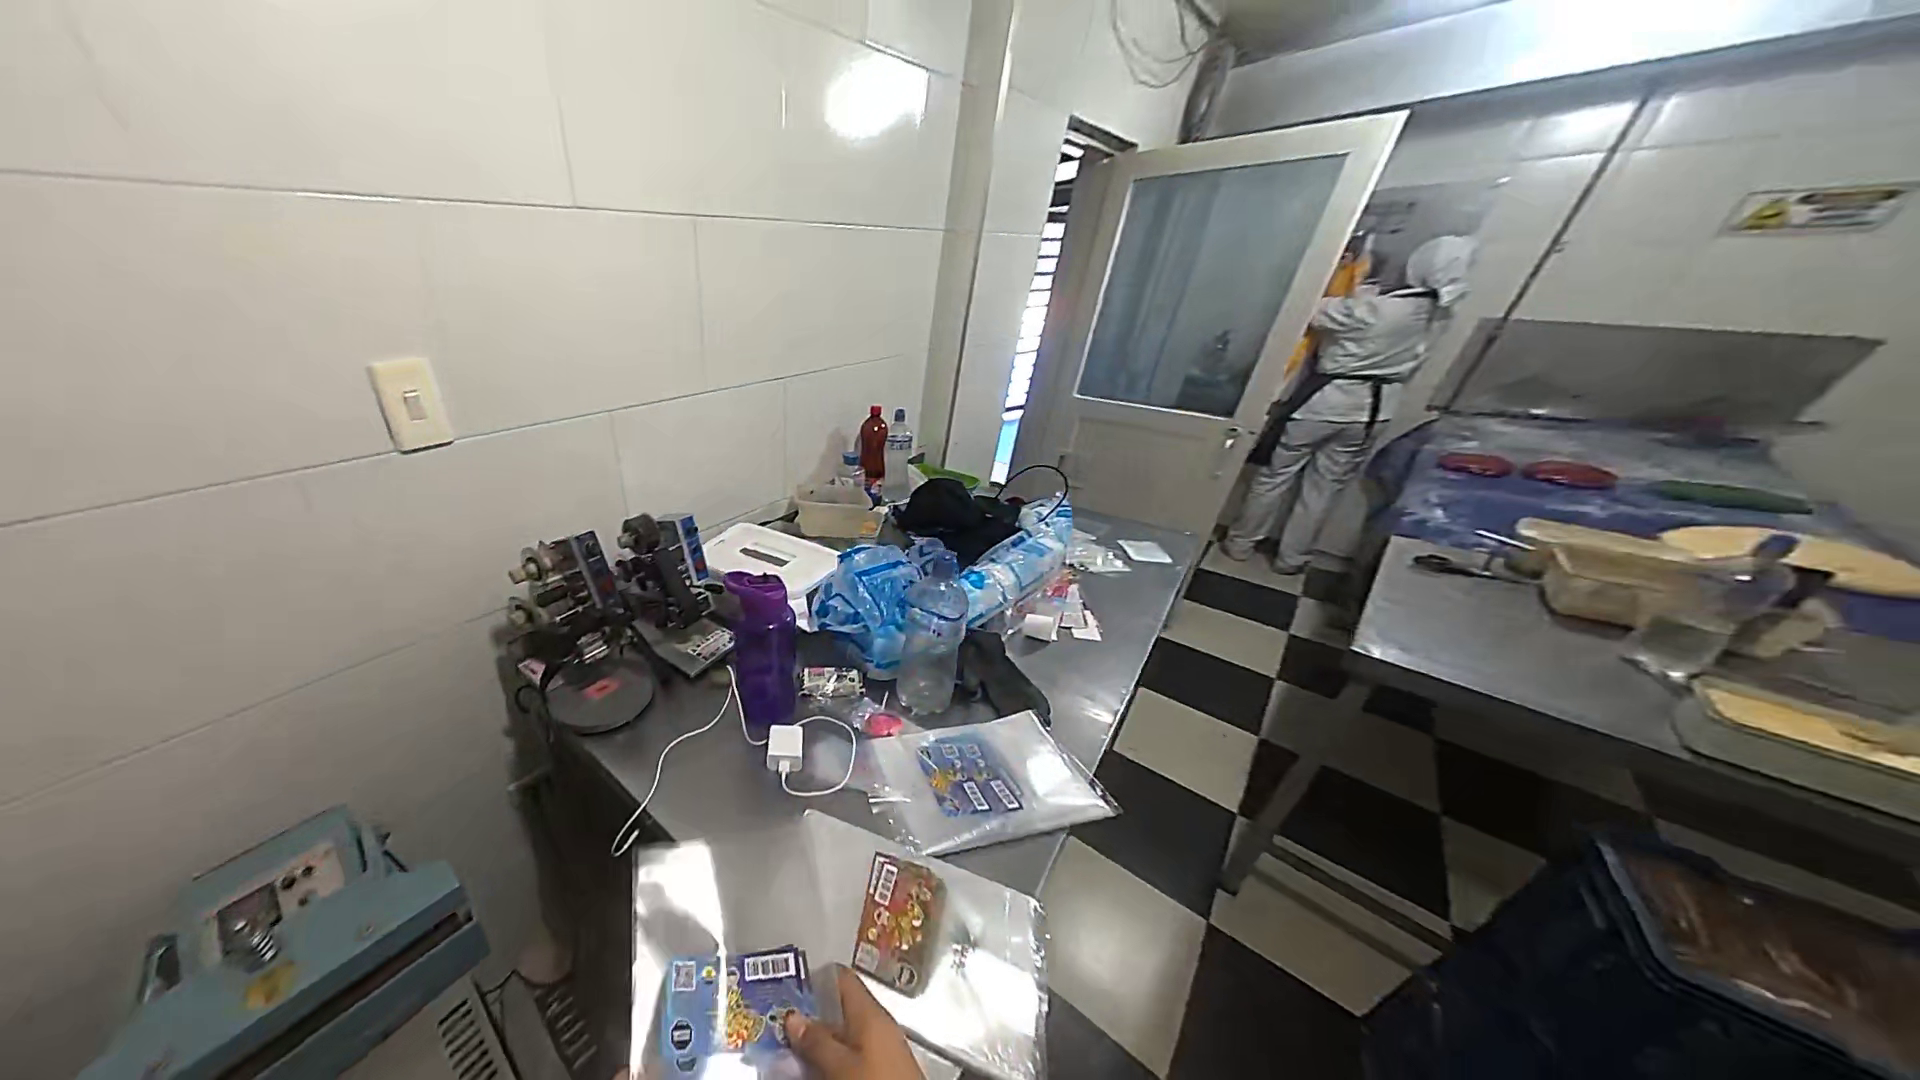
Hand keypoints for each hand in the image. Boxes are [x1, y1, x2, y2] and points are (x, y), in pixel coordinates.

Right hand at [783, 967, 922, 1079]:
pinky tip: (816, 1071)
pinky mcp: (882, 1065)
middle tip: (782, 1027)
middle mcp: (877, 1022)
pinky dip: (833, 1056)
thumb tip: (792, 1015)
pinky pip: (853, 1051)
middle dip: (812, 1017)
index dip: (816, 980)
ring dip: (821, 1041)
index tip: (790, 991)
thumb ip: (817, 1042)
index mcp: (870, 1011)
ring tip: (791, 1052)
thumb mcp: (841, 1067)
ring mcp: (881, 1044)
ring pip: (845, 1032)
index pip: (843, 979)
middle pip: (841, 1008)